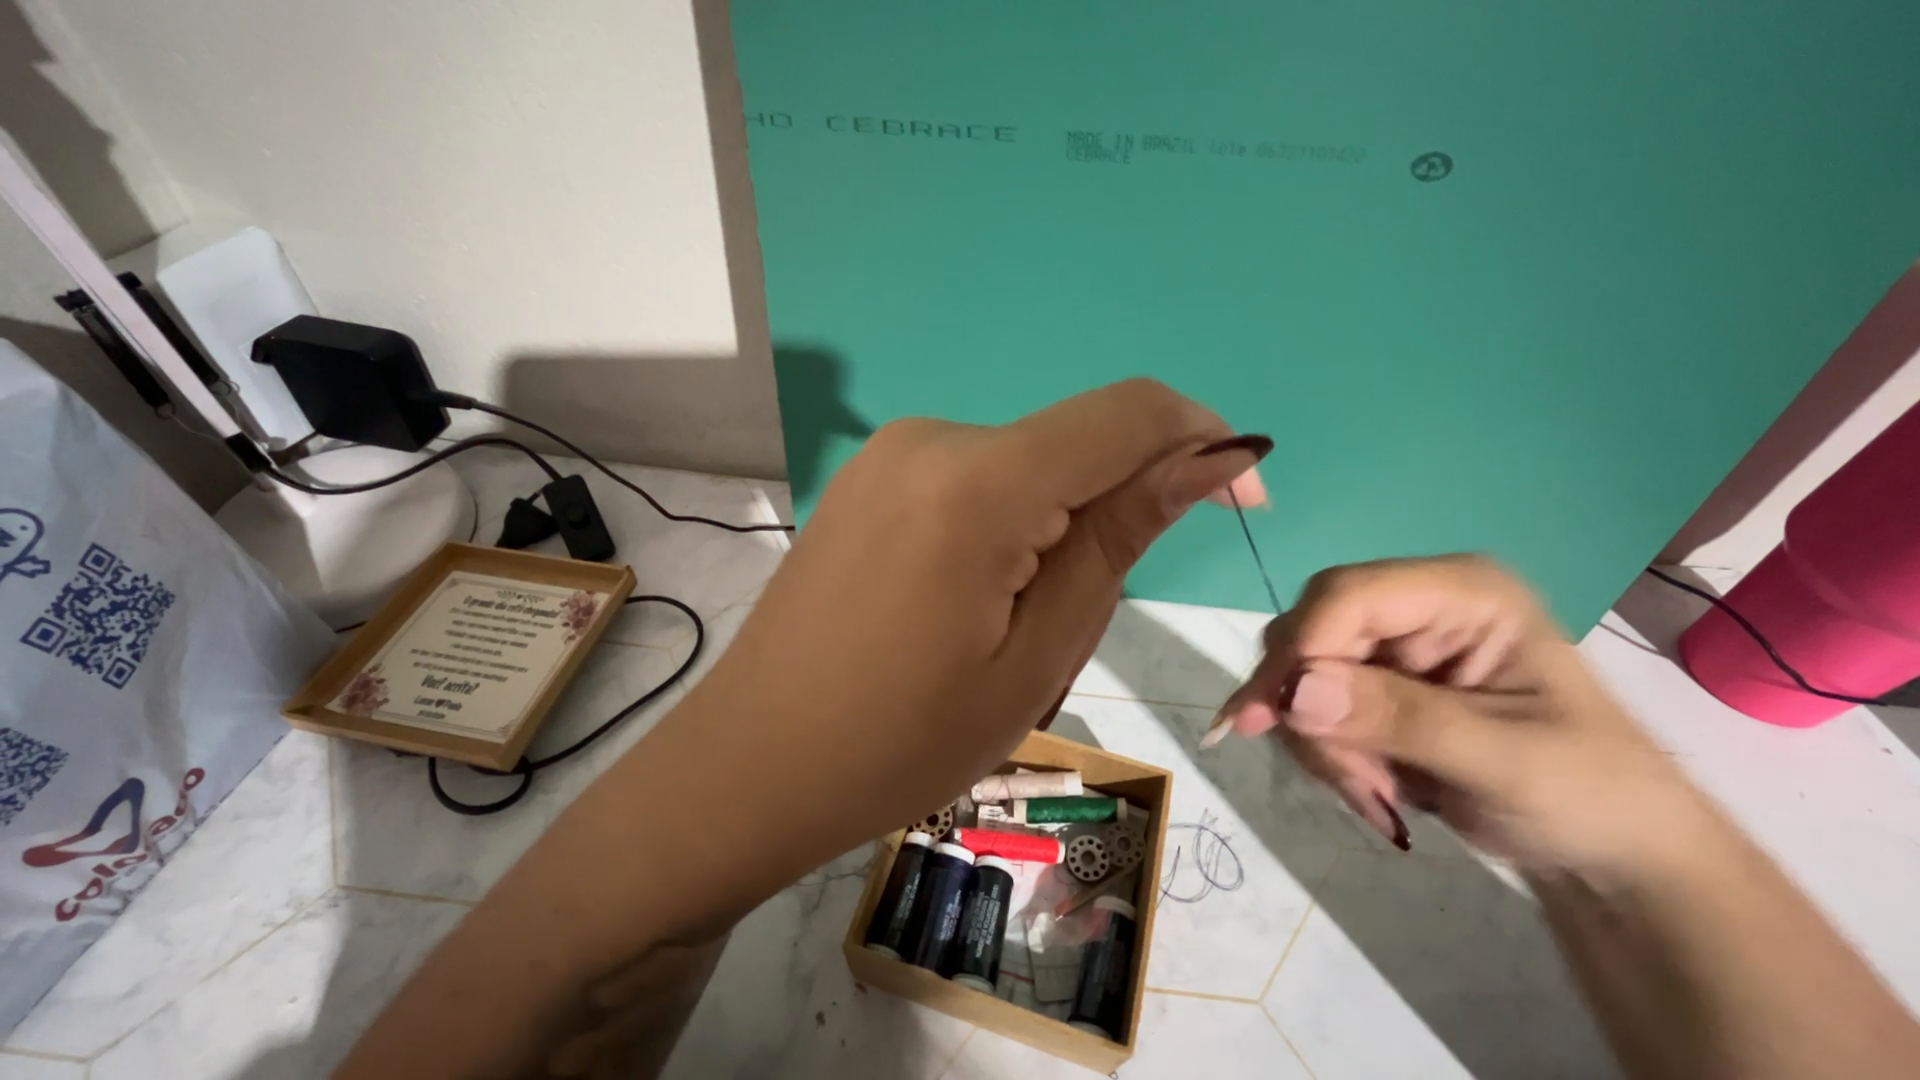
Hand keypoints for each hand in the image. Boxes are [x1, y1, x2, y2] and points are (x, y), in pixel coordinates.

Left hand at [680, 379, 1268, 853]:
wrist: (754, 765)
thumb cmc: (903, 739)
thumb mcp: (1037, 655)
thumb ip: (1120, 538)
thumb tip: (1206, 457)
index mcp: (979, 480)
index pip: (1127, 413)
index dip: (1202, 441)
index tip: (1243, 498)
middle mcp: (930, 437)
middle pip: (1074, 443)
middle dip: (1117, 511)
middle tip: (1072, 631)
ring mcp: (888, 455)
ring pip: (1026, 467)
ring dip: (1058, 530)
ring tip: (1010, 633)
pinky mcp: (866, 481)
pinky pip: (973, 481)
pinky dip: (1008, 528)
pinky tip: (966, 607)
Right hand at [1211, 556, 1702, 873]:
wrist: (1610, 849)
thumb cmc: (1589, 795)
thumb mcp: (1504, 761)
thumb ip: (1400, 719)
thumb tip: (1296, 692)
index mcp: (1464, 594)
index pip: (1348, 595)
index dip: (1303, 650)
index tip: (1269, 721)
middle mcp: (1416, 606)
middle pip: (1311, 631)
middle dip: (1309, 709)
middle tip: (1350, 782)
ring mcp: (1392, 646)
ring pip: (1298, 673)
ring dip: (1318, 740)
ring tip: (1376, 796)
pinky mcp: (1373, 685)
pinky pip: (1308, 706)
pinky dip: (1323, 752)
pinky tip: (1370, 788)